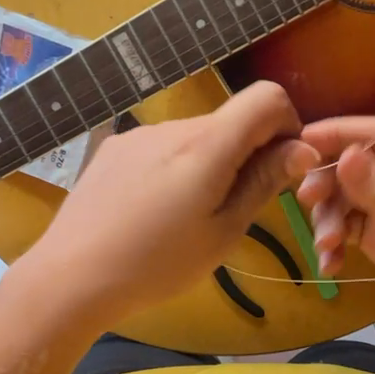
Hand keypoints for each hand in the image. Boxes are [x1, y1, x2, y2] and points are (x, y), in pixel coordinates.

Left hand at [16, 82, 318, 328]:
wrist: (70, 276)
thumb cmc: (156, 265)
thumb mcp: (222, 233)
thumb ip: (262, 183)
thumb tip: (304, 148)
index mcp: (207, 145)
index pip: (267, 97)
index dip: (287, 125)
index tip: (279, 169)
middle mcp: (174, 126)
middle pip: (231, 120)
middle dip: (247, 153)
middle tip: (232, 211)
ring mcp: (140, 134)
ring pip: (197, 135)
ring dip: (210, 163)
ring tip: (186, 217)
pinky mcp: (115, 147)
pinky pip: (163, 146)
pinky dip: (176, 167)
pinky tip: (152, 210)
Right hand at [296, 118, 374, 364]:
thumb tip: (346, 154)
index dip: (342, 132)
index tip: (302, 140)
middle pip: (359, 165)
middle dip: (330, 182)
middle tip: (305, 199)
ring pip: (348, 198)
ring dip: (330, 218)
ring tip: (326, 246)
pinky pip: (349, 228)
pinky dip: (335, 242)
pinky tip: (329, 264)